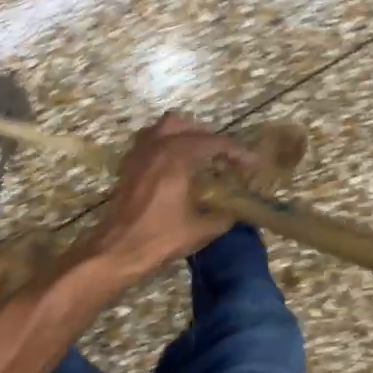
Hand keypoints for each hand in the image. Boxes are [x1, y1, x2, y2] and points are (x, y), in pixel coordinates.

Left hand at [86, 113, 253, 278]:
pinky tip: (175, 164)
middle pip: (188, 127)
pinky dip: (166, 143)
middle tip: (225, 159)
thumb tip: (238, 210)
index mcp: (176, 156)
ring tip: (201, 155)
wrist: (120, 246)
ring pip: (165, 127)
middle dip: (210, 139)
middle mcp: (157, 145)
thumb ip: (226, 214)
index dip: (237, 151)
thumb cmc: (162, 237)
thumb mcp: (203, 228)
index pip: (213, 142)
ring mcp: (139, 152)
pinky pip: (150, 139)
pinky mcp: (129, 162)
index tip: (252, 164)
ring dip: (185, 134)